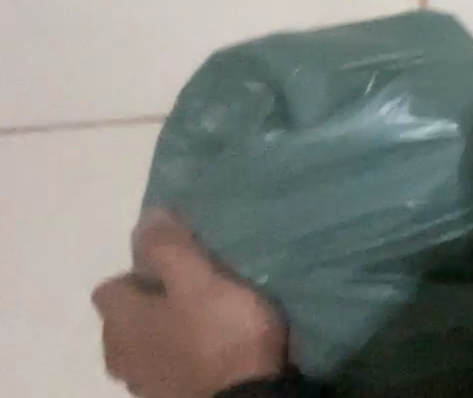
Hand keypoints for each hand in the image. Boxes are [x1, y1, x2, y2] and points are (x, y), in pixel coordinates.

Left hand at [93, 212, 287, 397]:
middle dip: (155, 294)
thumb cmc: (221, 331)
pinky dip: (181, 342)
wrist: (239, 393)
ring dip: (168, 321)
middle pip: (126, 313)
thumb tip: (148, 214)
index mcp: (122, 319)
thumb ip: (173, 251)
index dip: (142, 268)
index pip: (111, 284)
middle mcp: (118, 347)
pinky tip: (211, 337)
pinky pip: (165, 355)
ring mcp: (139, 373)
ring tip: (210, 306)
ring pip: (145, 336)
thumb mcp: (202, 283)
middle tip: (201, 278)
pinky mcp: (165, 386)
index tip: (183, 256)